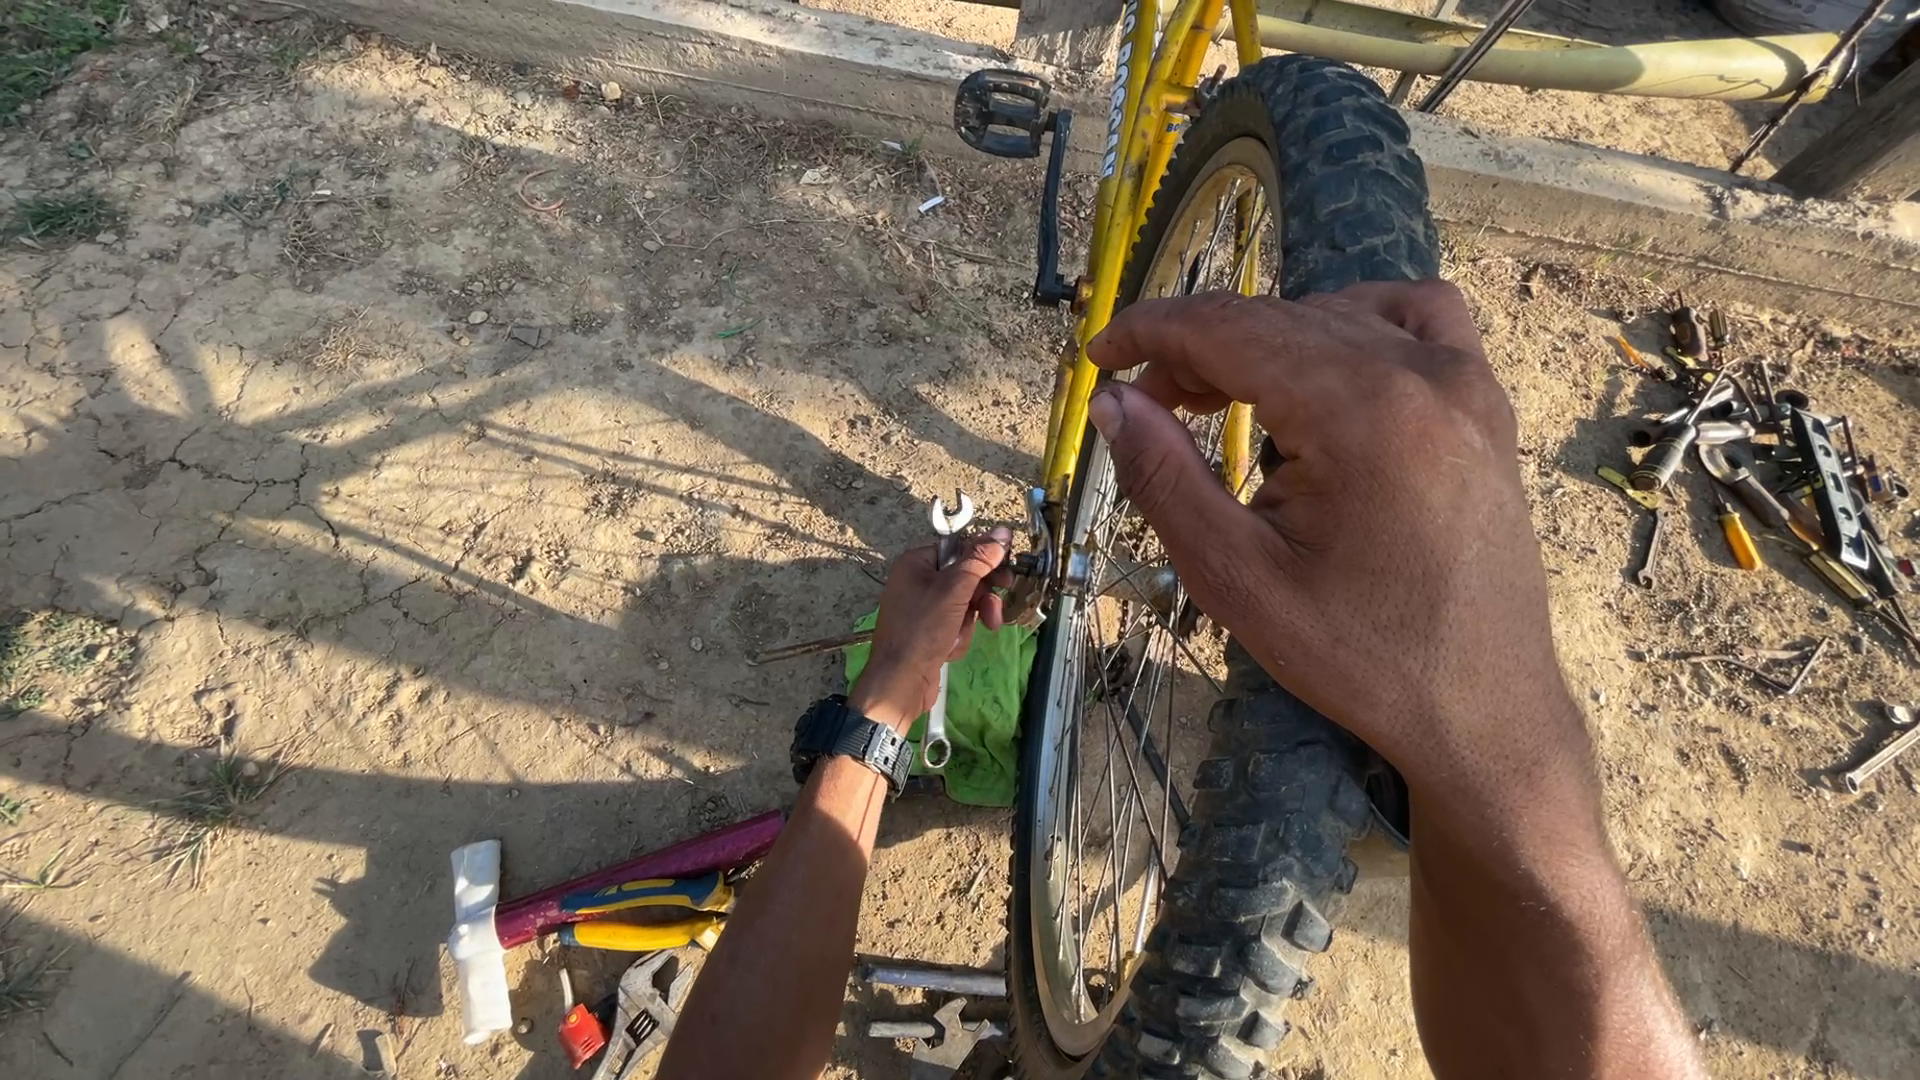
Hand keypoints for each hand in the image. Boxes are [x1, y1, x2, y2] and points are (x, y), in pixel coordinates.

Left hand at [850, 527, 1011, 730]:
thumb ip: (979, 560)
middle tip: (993, 610)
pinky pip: (956, 624)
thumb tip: (1002, 532)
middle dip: (979, 599)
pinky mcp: (929, 631)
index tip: (1004, 571)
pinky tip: (949, 649)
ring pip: (964, 604)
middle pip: (965, 578)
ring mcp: (922, 608)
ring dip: (968, 622)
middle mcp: (917, 581)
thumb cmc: (922, 631)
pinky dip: (958, 636)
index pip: (959, 549)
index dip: (983, 561)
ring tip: (959, 636)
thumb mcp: (954, 591)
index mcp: (916, 563)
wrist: (901, 683)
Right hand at [1086, 283, 1589, 826]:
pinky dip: (1343, 328)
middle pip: (1276, 320)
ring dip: (1256, 343)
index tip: (1098, 356)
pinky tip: (1314, 371)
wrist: (1481, 711)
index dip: (1150, 331)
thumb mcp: (1234, 577)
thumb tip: (1112, 402)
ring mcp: (1467, 381)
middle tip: (1141, 404)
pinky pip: (1410, 321)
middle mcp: (1423, 371)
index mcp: (1361, 410)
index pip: (1229, 330)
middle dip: (1191, 350)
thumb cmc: (1354, 655)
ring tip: (1209, 396)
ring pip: (1332, 317)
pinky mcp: (1483, 404)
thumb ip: (1163, 477)